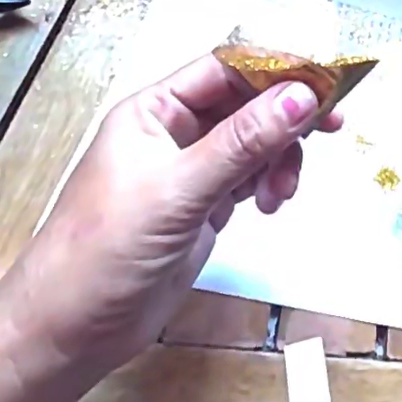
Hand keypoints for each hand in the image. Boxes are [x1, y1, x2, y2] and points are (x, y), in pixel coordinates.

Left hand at [0, 54, 340, 373]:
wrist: (70, 332)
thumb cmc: (107, 249)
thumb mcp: (178, 190)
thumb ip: (242, 143)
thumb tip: (302, 96)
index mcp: (156, 110)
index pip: (223, 69)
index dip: (273, 70)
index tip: (322, 83)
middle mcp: (175, 131)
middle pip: (244, 104)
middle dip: (284, 117)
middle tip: (331, 127)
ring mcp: (190, 169)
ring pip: (252, 142)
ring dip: (278, 157)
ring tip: (280, 192)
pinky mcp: (202, 205)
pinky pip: (248, 176)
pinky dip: (267, 183)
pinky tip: (270, 204)